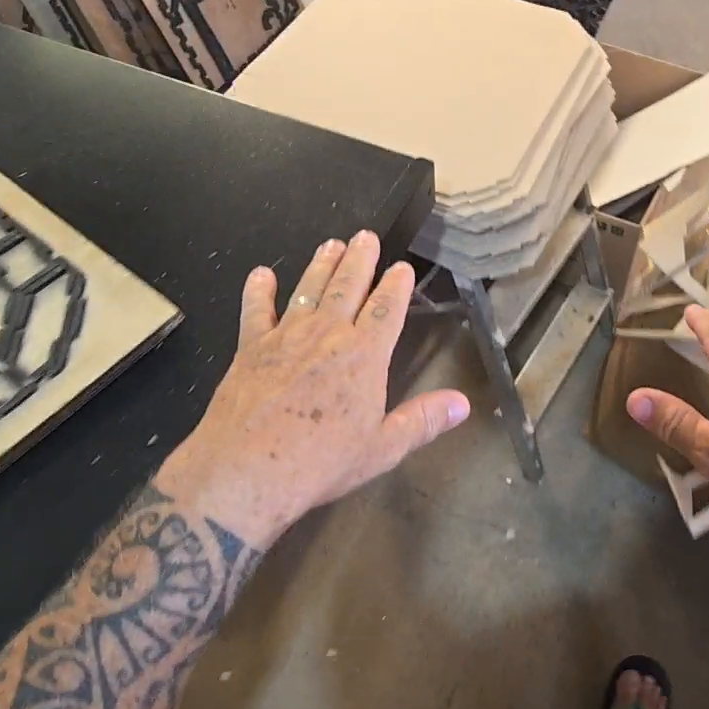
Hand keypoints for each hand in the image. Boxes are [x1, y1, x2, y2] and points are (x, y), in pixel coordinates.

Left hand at [158, 231, 470, 547]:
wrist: (246, 471)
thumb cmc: (321, 462)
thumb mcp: (382, 448)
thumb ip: (422, 421)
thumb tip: (462, 404)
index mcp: (364, 356)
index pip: (387, 309)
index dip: (396, 285)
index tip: (401, 267)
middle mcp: (328, 335)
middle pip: (348, 287)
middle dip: (360, 260)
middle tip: (365, 236)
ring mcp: (286, 337)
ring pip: (309, 290)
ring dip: (321, 265)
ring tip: (331, 244)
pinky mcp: (251, 348)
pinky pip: (257, 311)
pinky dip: (259, 291)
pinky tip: (261, 274)